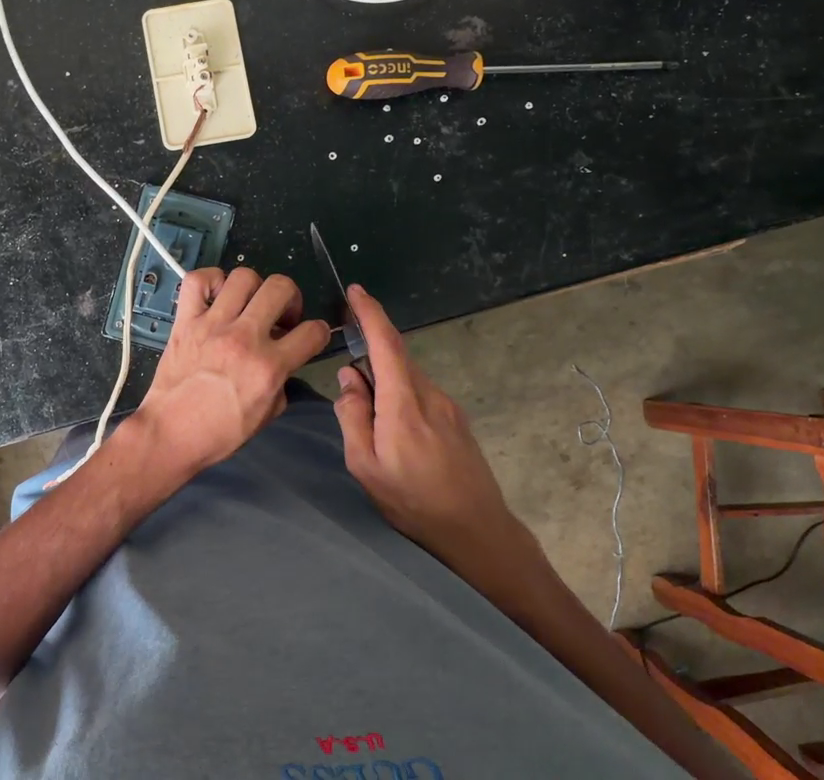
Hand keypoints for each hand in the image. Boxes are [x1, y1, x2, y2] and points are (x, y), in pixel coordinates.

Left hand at [132, 267, 330, 473]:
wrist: (171, 433)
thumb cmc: (221, 432)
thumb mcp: (267, 414)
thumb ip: (281, 381)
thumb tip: (282, 359)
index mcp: (269, 366)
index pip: (312, 331)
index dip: (317, 332)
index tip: (307, 336)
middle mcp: (244, 337)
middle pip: (281, 287)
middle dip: (290, 298)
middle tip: (279, 316)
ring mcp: (212, 324)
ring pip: (243, 277)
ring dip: (254, 289)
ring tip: (248, 306)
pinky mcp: (185, 320)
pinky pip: (197, 280)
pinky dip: (210, 280)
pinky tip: (216, 297)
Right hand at [333, 285, 529, 565]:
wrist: (477, 531)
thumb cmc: (413, 502)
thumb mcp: (365, 465)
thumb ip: (352, 416)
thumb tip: (349, 377)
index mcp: (404, 405)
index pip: (386, 345)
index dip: (370, 314)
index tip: (355, 292)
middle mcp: (430, 396)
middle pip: (396, 359)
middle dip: (369, 354)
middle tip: (346, 375)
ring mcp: (448, 407)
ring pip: (408, 378)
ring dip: (384, 381)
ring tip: (367, 418)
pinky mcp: (457, 421)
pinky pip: (420, 394)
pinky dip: (399, 396)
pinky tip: (391, 430)